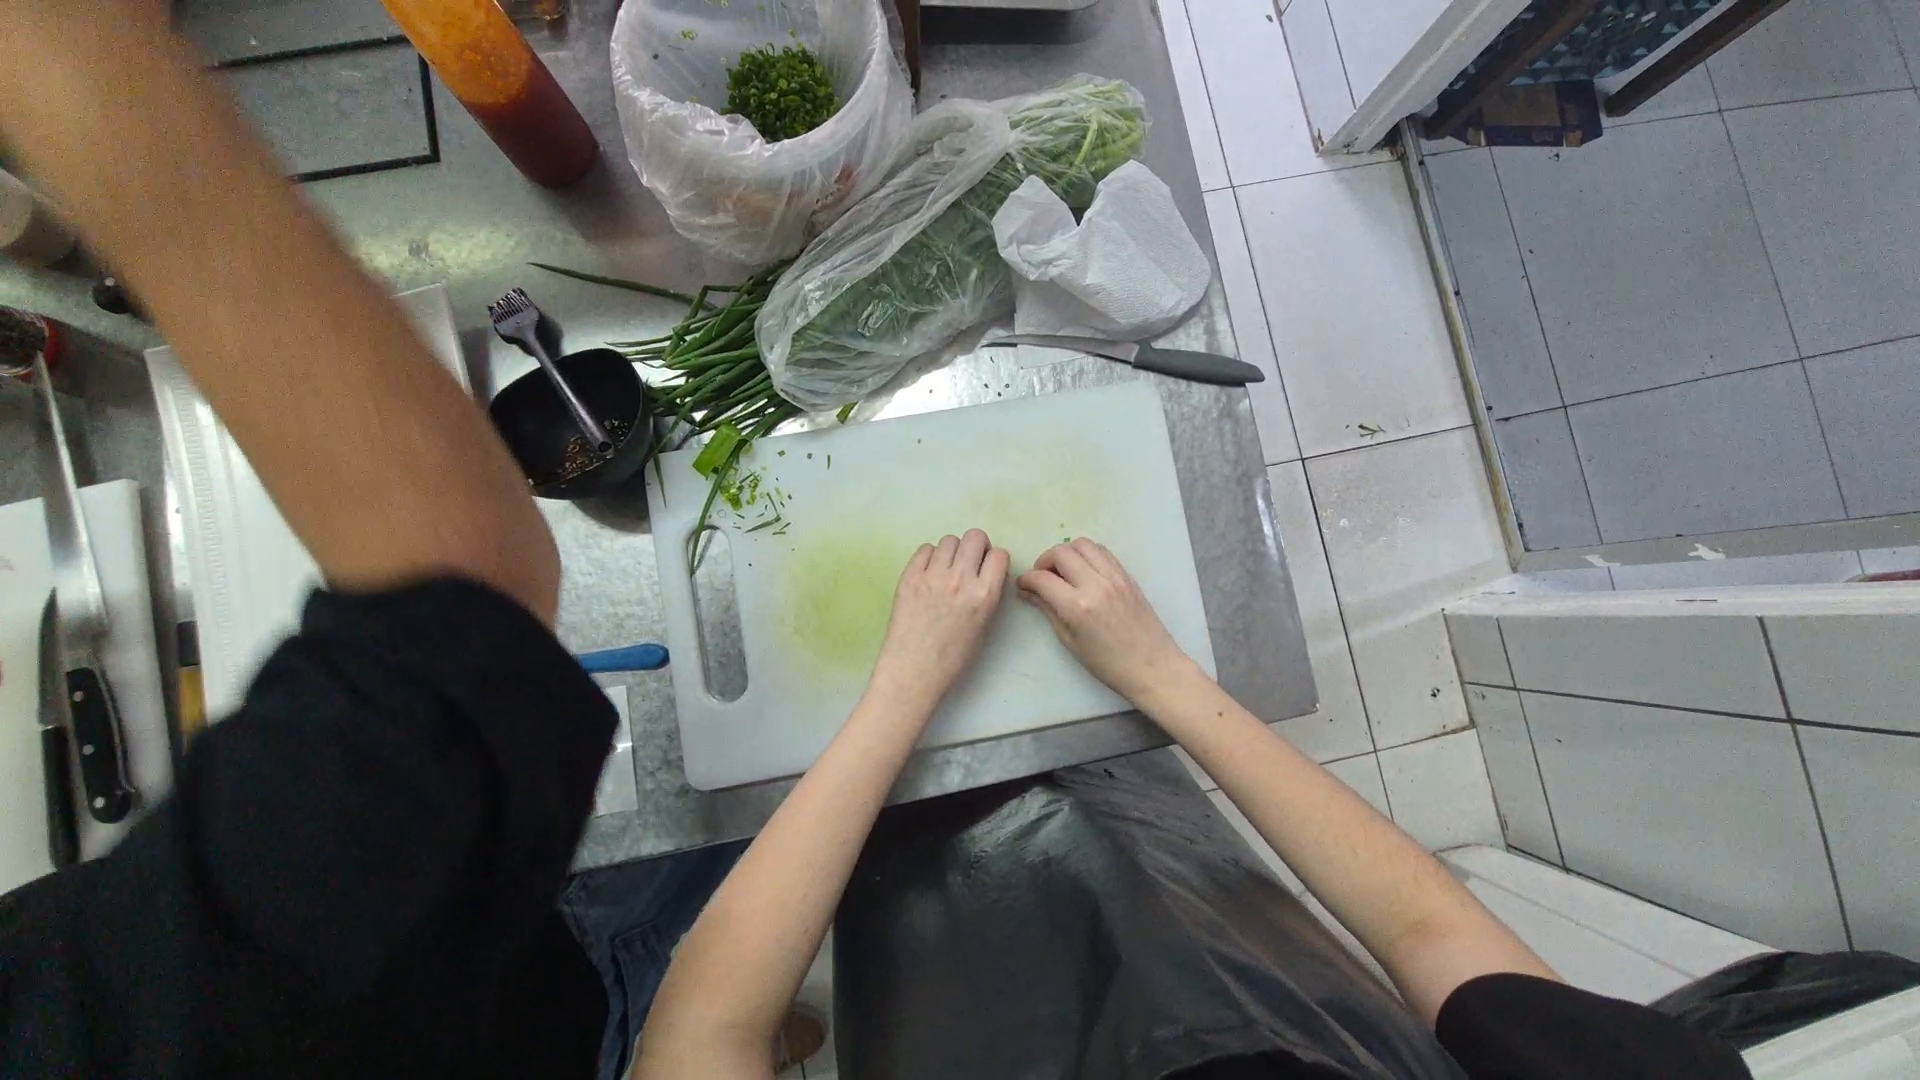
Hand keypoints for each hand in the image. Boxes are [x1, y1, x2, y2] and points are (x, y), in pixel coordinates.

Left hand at [870, 530, 1009, 706]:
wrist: (913, 671)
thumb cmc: (953, 657)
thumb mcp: (984, 626)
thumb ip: (989, 594)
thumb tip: (988, 572)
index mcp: (984, 594)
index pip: (999, 554)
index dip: (995, 560)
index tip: (988, 569)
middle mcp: (960, 579)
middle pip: (974, 537)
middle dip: (976, 547)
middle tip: (969, 563)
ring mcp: (932, 575)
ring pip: (949, 540)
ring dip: (952, 552)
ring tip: (946, 570)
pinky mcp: (909, 576)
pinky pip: (924, 549)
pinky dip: (930, 557)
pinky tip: (928, 574)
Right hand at [1018, 538, 1193, 702]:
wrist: (1152, 666)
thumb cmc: (1107, 664)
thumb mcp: (1070, 641)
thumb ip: (1048, 610)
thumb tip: (1028, 592)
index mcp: (1077, 606)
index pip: (1042, 578)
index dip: (1026, 579)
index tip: (1023, 585)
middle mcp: (1095, 584)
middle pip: (1060, 552)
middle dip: (1044, 561)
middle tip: (1042, 578)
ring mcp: (1114, 576)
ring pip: (1082, 544)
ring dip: (1066, 553)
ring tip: (1063, 571)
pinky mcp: (1127, 575)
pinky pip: (1102, 551)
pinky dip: (1087, 555)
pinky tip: (1084, 571)